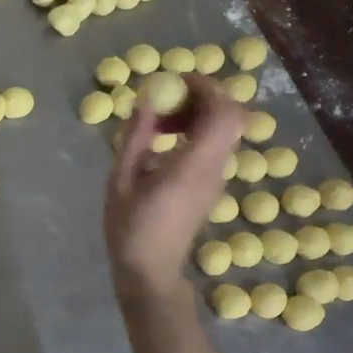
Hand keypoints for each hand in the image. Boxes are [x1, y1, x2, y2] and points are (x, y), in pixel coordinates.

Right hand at [104, 75, 245, 306]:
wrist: (150, 271)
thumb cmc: (129, 229)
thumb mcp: (121, 180)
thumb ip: (136, 137)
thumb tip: (147, 97)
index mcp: (194, 165)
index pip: (223, 112)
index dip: (207, 87)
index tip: (177, 80)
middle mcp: (215, 168)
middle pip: (230, 116)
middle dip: (203, 97)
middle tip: (168, 99)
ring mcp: (217, 178)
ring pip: (224, 130)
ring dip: (198, 116)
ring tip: (160, 124)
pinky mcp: (211, 186)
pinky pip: (213, 146)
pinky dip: (196, 133)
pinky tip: (164, 145)